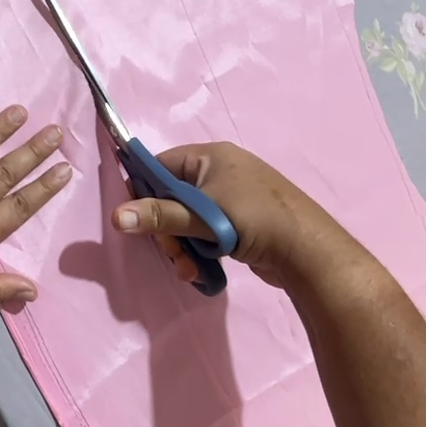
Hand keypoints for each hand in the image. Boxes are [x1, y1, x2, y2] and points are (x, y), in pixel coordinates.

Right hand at [109, 142, 367, 291]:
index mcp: (211, 156)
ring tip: (190, 268)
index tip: (140, 221)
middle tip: (174, 253)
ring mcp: (231, 197)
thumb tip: (116, 216)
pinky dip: (199, 251)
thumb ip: (159, 216)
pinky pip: (205, 232)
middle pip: (171, 198)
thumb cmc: (255, 221)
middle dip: (167, 231)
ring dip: (182, 247)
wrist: (309, 252)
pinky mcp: (239, 222)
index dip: (144, 193)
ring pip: (186, 220)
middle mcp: (220, 171)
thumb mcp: (202, 217)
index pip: (160, 166)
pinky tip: (201, 270)